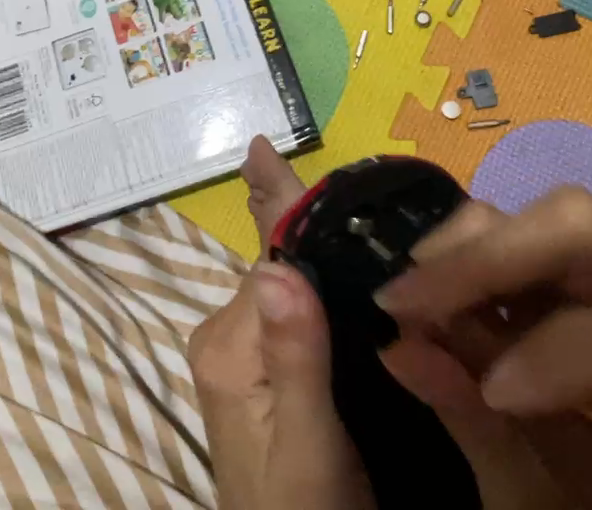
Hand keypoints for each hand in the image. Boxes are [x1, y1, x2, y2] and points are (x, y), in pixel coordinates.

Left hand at [206, 140, 559, 509]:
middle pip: (283, 264)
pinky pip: (300, 313)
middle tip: (356, 173)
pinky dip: (327, 286)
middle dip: (315, 222)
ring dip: (325, 252)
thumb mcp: (306, 448)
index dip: (293, 208)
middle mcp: (228, 337)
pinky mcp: (267, 373)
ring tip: (363, 205)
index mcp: (229, 343)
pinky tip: (356, 268)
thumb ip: (293, 357)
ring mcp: (245, 355)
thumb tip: (276, 264)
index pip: (274, 257)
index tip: (272, 144)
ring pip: (295, 286)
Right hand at [373, 188, 591, 467]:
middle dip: (483, 257)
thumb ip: (482, 432)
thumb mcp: (546, 506)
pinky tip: (425, 298)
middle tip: (404, 299)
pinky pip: (509, 235)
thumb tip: (395, 348)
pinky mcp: (562, 279)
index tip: (494, 394)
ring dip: (460, 250)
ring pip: (534, 216)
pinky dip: (456, 256)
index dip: (566, 351)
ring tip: (409, 299)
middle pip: (580, 229)